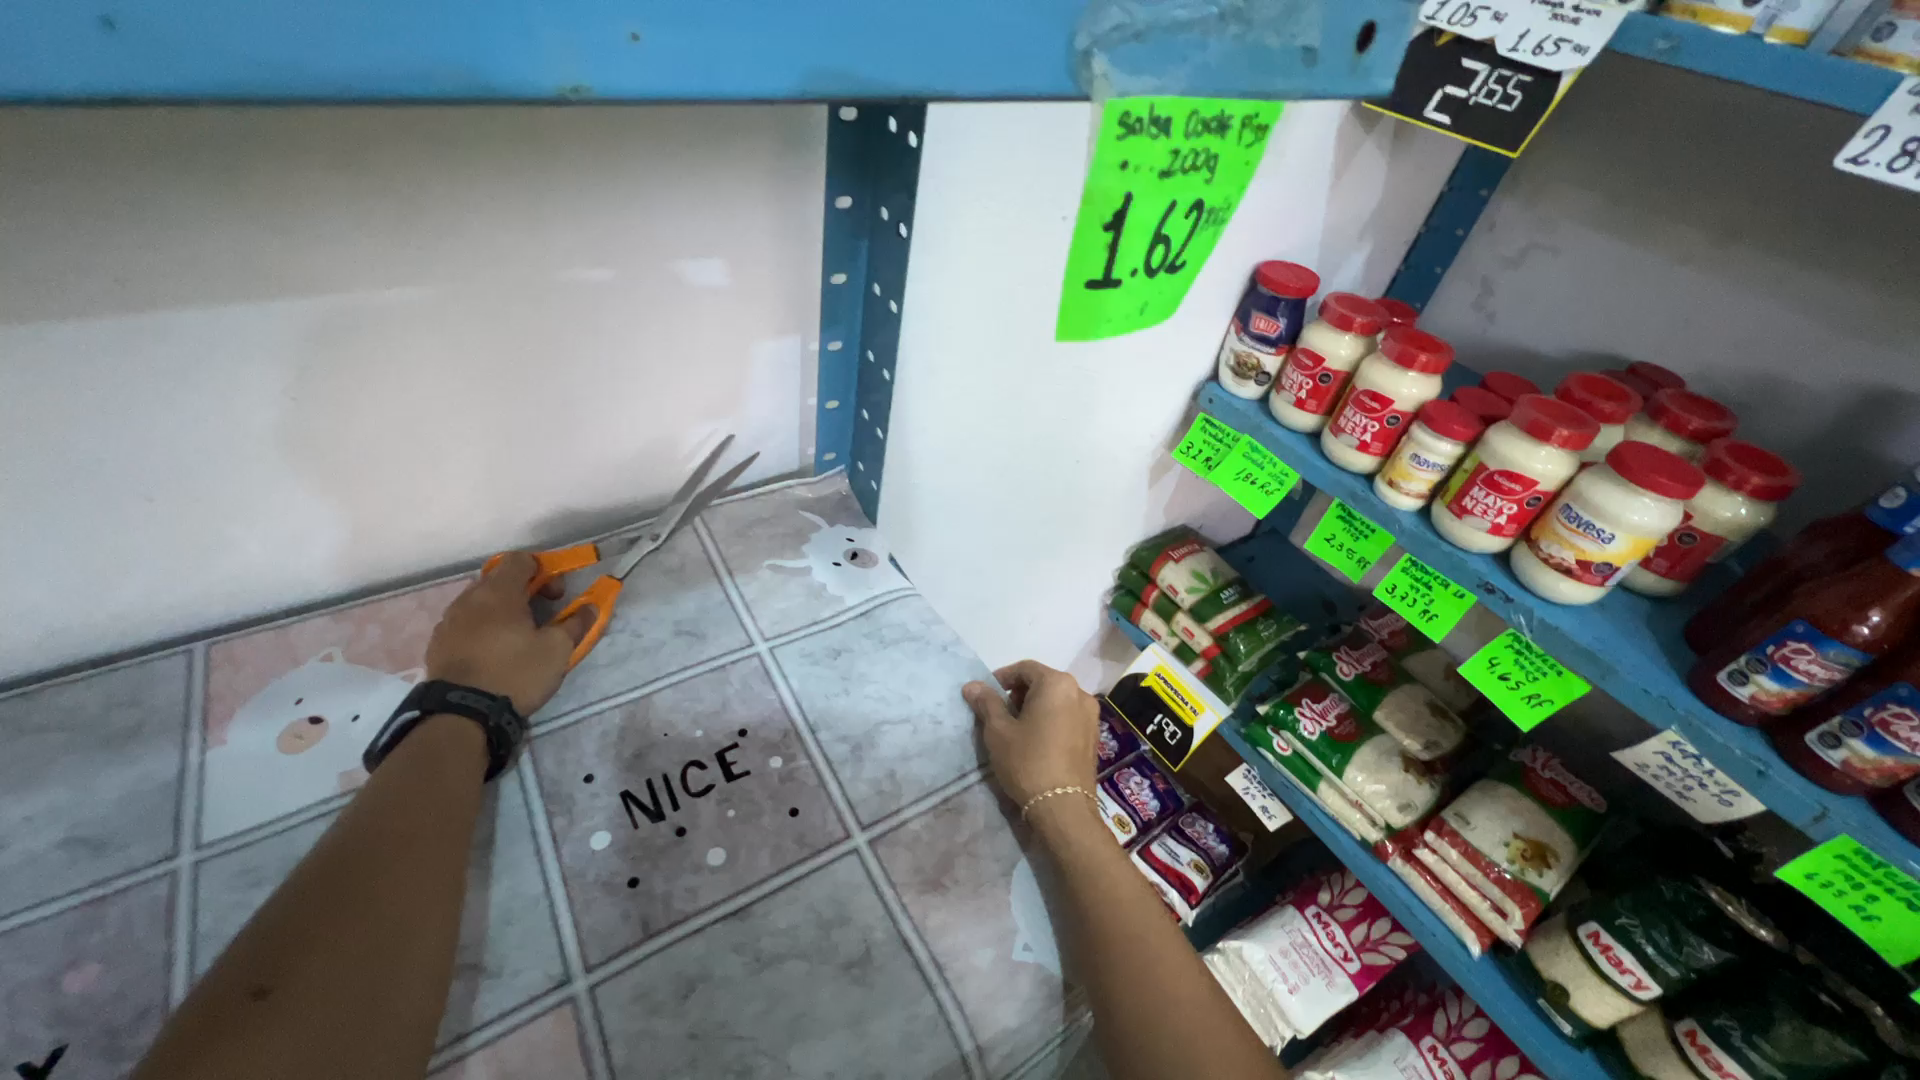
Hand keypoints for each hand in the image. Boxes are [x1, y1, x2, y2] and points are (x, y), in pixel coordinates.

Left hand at [425, 552, 591, 715]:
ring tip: (518, 635)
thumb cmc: (515, 673)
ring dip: (502, 609)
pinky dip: (483, 627)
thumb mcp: (557, 650)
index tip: (557, 596)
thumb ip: (577, 623)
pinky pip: (465, 622)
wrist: (461, 714)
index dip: (544, 570)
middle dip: (524, 589)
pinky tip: (494, 652)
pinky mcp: (438, 643)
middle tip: (542, 614)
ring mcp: (449, 621)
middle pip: (499, 579)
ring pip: (480, 601)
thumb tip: (591, 607)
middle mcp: (469, 599)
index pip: (520, 559)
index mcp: (499, 593)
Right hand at [963, 660, 1099, 808]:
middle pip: (1044, 682)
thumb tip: (972, 685)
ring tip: (1018, 728)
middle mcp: (1080, 692)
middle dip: (1020, 692)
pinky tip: (1039, 741)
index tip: (987, 694)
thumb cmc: (1027, 761)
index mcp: (1057, 684)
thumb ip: (987, 703)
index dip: (1003, 677)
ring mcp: (1091, 715)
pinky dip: (1052, 719)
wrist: (1063, 807)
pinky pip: (1069, 717)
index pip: (1025, 668)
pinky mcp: (1094, 736)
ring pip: (1058, 700)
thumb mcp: (999, 731)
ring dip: (1037, 706)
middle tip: (1001, 712)